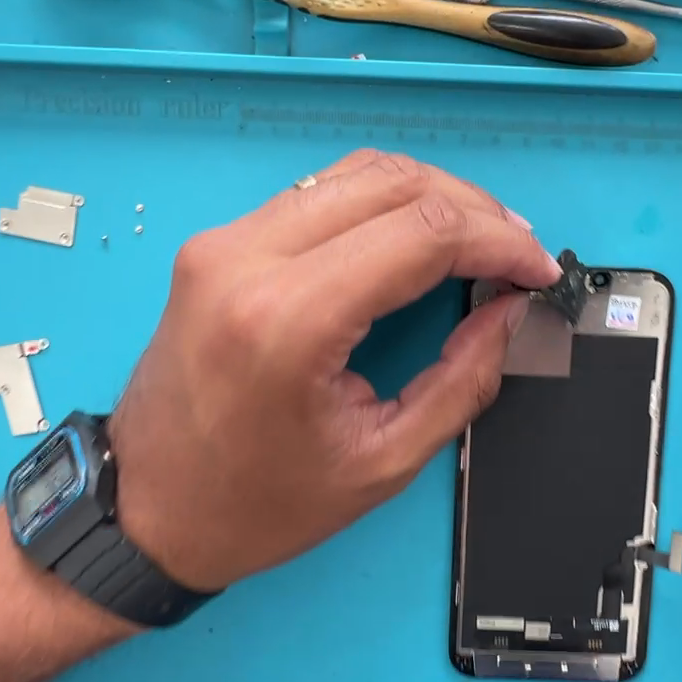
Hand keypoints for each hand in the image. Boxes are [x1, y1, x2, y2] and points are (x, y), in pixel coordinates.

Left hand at [106, 150, 558, 592]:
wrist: (143, 509)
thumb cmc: (260, 505)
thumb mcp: (382, 462)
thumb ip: (461, 381)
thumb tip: (507, 310)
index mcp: (290, 320)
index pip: (423, 234)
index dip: (499, 243)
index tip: (538, 272)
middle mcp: (249, 257)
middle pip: (394, 183)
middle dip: (476, 211)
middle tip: (518, 252)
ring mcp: (225, 241)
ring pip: (356, 172)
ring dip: (433, 196)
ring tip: (481, 239)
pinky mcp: (219, 244)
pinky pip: (321, 193)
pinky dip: (385, 203)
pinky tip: (418, 237)